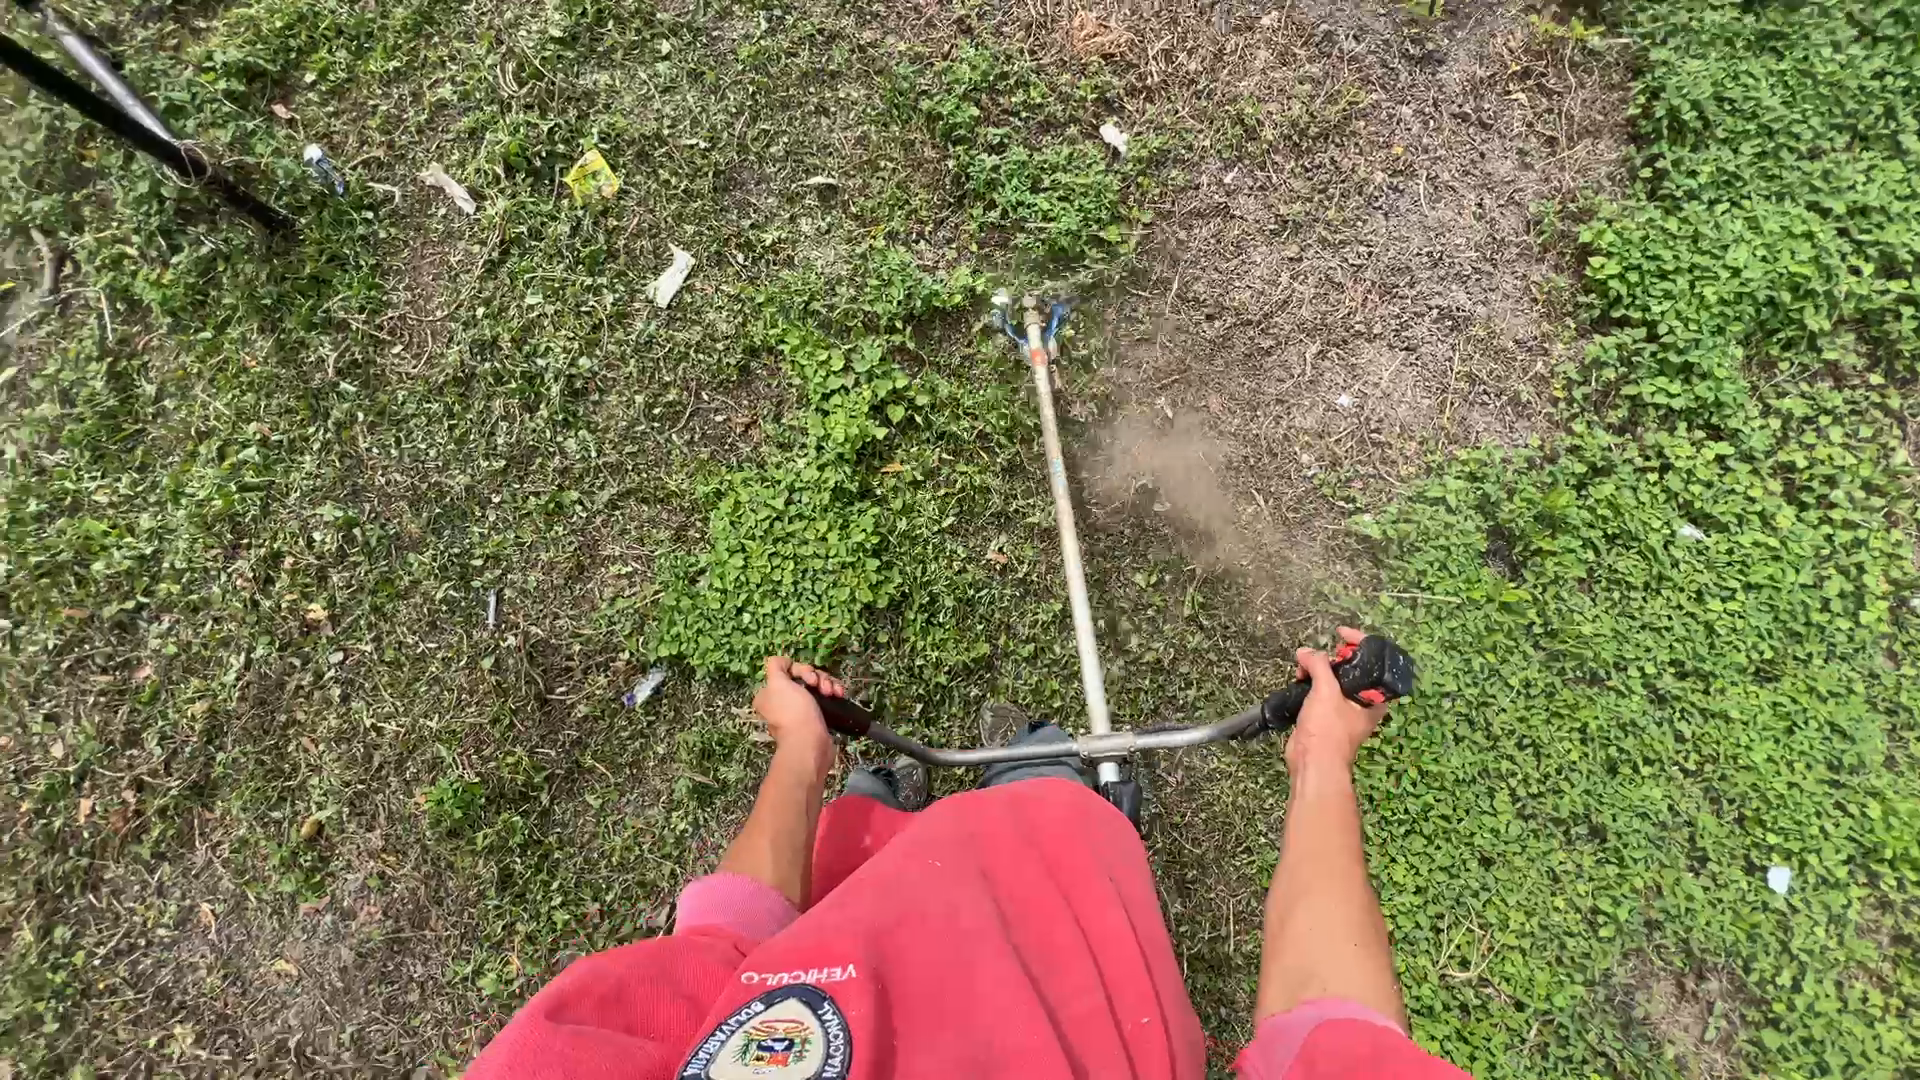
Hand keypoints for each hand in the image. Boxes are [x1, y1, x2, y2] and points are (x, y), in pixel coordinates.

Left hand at [753, 656, 841, 781]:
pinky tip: (839, 694)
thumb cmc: (793, 711)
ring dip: (828, 683)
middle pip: (804, 676)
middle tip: (823, 687)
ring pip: (816, 685)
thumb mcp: (777, 683)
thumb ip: (775, 666)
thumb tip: (783, 662)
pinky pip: (824, 696)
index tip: (809, 679)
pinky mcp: (815, 716)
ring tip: (834, 693)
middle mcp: (782, 701)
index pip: (788, 670)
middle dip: (818, 677)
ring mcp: (799, 709)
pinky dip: (832, 692)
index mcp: (769, 693)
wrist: (810, 743)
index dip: (801, 670)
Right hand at [1283, 626, 1389, 776]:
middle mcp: (1362, 701)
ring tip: (1302, 670)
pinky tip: (1299, 680)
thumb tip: (1305, 653)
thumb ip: (1318, 666)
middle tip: (1317, 656)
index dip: (1359, 643)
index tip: (1341, 634)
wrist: (1312, 760)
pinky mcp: (1324, 714)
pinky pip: (1319, 691)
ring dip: (1316, 670)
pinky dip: (1309, 682)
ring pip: (1332, 679)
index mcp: (1374, 698)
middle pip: (1350, 668)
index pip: (1373, 662)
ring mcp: (1342, 708)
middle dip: (1331, 658)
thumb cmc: (1328, 728)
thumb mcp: (1326, 691)